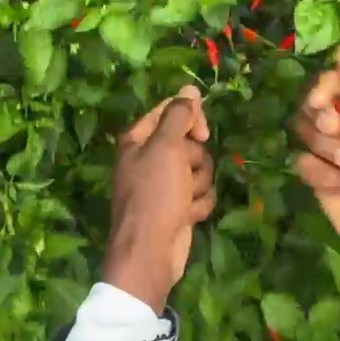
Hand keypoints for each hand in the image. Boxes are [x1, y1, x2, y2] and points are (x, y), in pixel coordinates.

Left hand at [102, 85, 214, 310]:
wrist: (150, 252)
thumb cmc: (154, 195)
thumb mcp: (166, 148)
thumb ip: (179, 116)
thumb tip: (189, 88)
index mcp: (138, 139)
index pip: (171, 111)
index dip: (190, 119)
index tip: (201, 132)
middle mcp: (149, 158)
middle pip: (190, 141)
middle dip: (195, 159)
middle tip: (184, 174)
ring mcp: (164, 184)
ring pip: (200, 168)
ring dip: (198, 184)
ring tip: (183, 200)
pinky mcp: (178, 206)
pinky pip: (201, 193)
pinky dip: (198, 204)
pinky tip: (186, 216)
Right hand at [294, 42, 339, 260]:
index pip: (338, 80)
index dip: (327, 87)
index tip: (326, 101)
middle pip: (314, 103)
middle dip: (323, 119)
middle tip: (338, 133)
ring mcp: (333, 151)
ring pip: (304, 130)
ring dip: (324, 149)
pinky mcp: (319, 176)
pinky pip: (302, 161)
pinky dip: (319, 174)